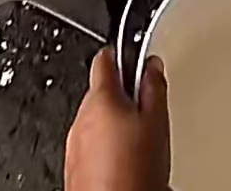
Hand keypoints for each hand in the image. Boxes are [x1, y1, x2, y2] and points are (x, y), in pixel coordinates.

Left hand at [65, 47, 169, 190]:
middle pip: (102, 91)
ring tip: (138, 145)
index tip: (137, 61)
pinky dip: (105, 149)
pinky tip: (124, 165)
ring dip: (114, 124)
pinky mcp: (73, 169)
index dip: (123, 56)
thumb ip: (154, 86)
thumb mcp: (157, 122)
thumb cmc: (133, 175)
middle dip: (123, 97)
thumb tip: (151, 65)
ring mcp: (74, 145)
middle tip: (145, 112)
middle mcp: (81, 117)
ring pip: (96, 120)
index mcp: (100, 97)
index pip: (106, 57)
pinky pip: (90, 146)